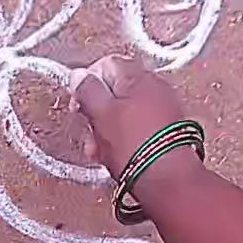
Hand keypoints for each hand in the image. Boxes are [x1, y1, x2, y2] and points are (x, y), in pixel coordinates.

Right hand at [70, 54, 196, 179]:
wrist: (165, 179)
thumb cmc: (134, 147)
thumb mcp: (101, 115)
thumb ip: (88, 91)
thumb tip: (78, 75)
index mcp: (138, 78)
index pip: (106, 64)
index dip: (87, 81)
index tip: (77, 102)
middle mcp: (154, 87)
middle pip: (114, 89)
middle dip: (95, 110)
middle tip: (88, 129)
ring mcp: (162, 108)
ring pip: (122, 110)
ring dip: (105, 128)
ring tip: (99, 149)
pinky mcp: (164, 129)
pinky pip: (135, 126)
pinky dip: (121, 137)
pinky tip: (115, 154)